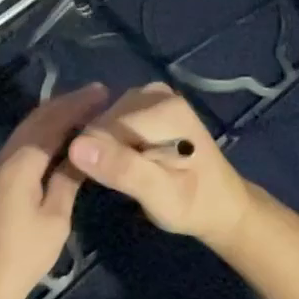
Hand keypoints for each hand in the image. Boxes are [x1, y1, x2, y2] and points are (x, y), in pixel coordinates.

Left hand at [0, 83, 109, 298]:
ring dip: (55, 115)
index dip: (77, 105)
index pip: (51, 122)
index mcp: (20, 163)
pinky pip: (25, 142)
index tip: (103, 92)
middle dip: (66, 104)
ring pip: (29, 129)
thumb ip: (69, 178)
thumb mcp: (56, 216)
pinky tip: (62, 135)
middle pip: (37, 119)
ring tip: (85, 108)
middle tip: (98, 94)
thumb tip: (86, 150)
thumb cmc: (26, 252)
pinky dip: (45, 131)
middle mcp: (6, 156)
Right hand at [65, 83, 259, 247]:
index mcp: (163, 110)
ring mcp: (152, 94)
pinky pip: (113, 118)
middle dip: (100, 152)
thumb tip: (75, 147)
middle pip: (101, 121)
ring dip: (105, 147)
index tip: (111, 186)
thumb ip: (121, 169)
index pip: (100, 129)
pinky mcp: (149, 102)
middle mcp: (155, 93)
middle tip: (123, 182)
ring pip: (103, 120)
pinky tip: (128, 159)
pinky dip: (112, 140)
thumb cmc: (193, 206)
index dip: (94, 159)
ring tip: (127, 173)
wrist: (222, 204)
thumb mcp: (159, 196)